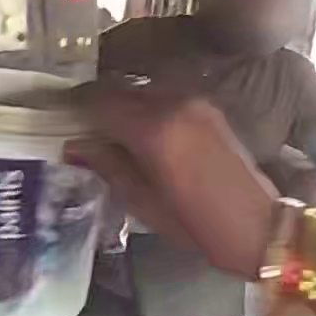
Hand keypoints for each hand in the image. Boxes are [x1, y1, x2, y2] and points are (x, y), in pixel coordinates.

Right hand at [67, 80, 278, 278]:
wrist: (262, 226)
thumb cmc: (200, 227)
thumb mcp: (145, 204)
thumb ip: (109, 167)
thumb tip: (75, 145)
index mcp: (154, 129)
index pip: (99, 102)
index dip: (72, 106)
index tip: (53, 114)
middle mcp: (174, 103)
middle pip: (120, 88)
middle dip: (95, 102)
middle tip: (76, 122)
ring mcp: (196, 101)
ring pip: (143, 89)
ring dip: (121, 102)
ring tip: (105, 127)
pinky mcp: (210, 108)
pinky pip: (166, 96)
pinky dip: (145, 105)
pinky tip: (138, 129)